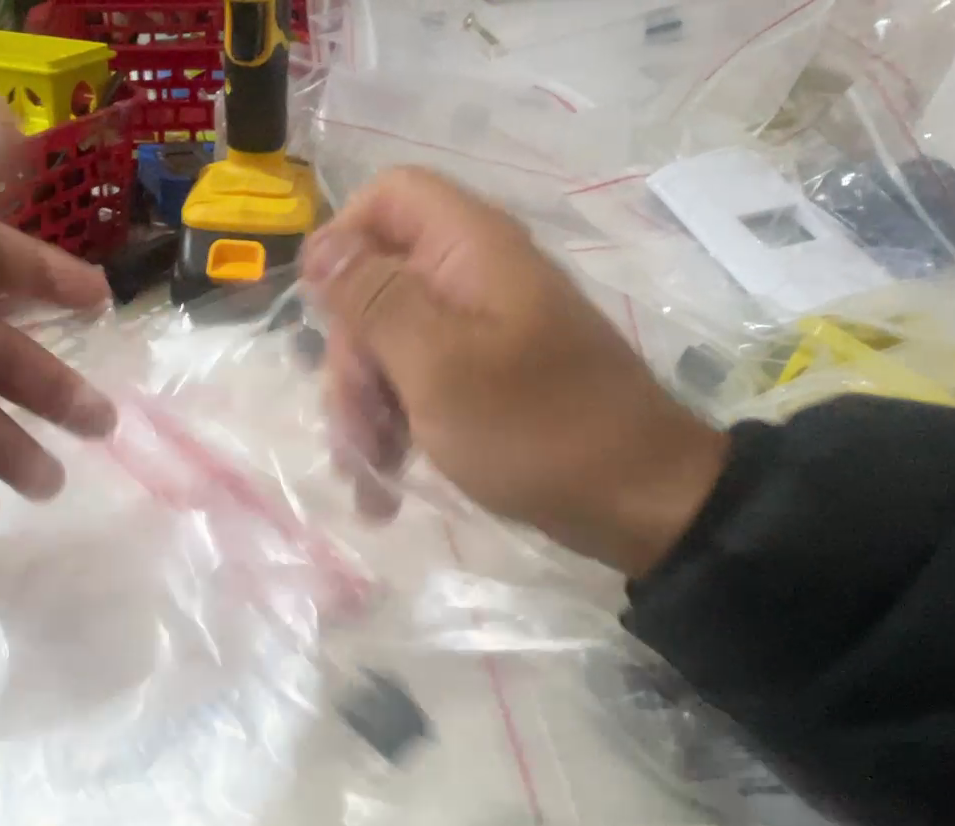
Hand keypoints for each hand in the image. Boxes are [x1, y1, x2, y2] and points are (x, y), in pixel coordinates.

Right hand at [301, 167, 727, 576]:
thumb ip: (374, 300)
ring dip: (365, 411)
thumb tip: (321, 245)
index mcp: (469, 250)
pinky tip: (383, 486)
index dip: (342, 243)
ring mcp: (479, 333)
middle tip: (353, 430)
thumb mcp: (437, 365)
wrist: (633, 499)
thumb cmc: (533, 428)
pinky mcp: (483, 380)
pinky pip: (417, 387)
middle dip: (351, 362)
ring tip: (369, 477)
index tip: (321, 318)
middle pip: (377, 287)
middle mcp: (472, 279)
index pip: (388, 198)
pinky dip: (394, 431)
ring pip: (389, 347)